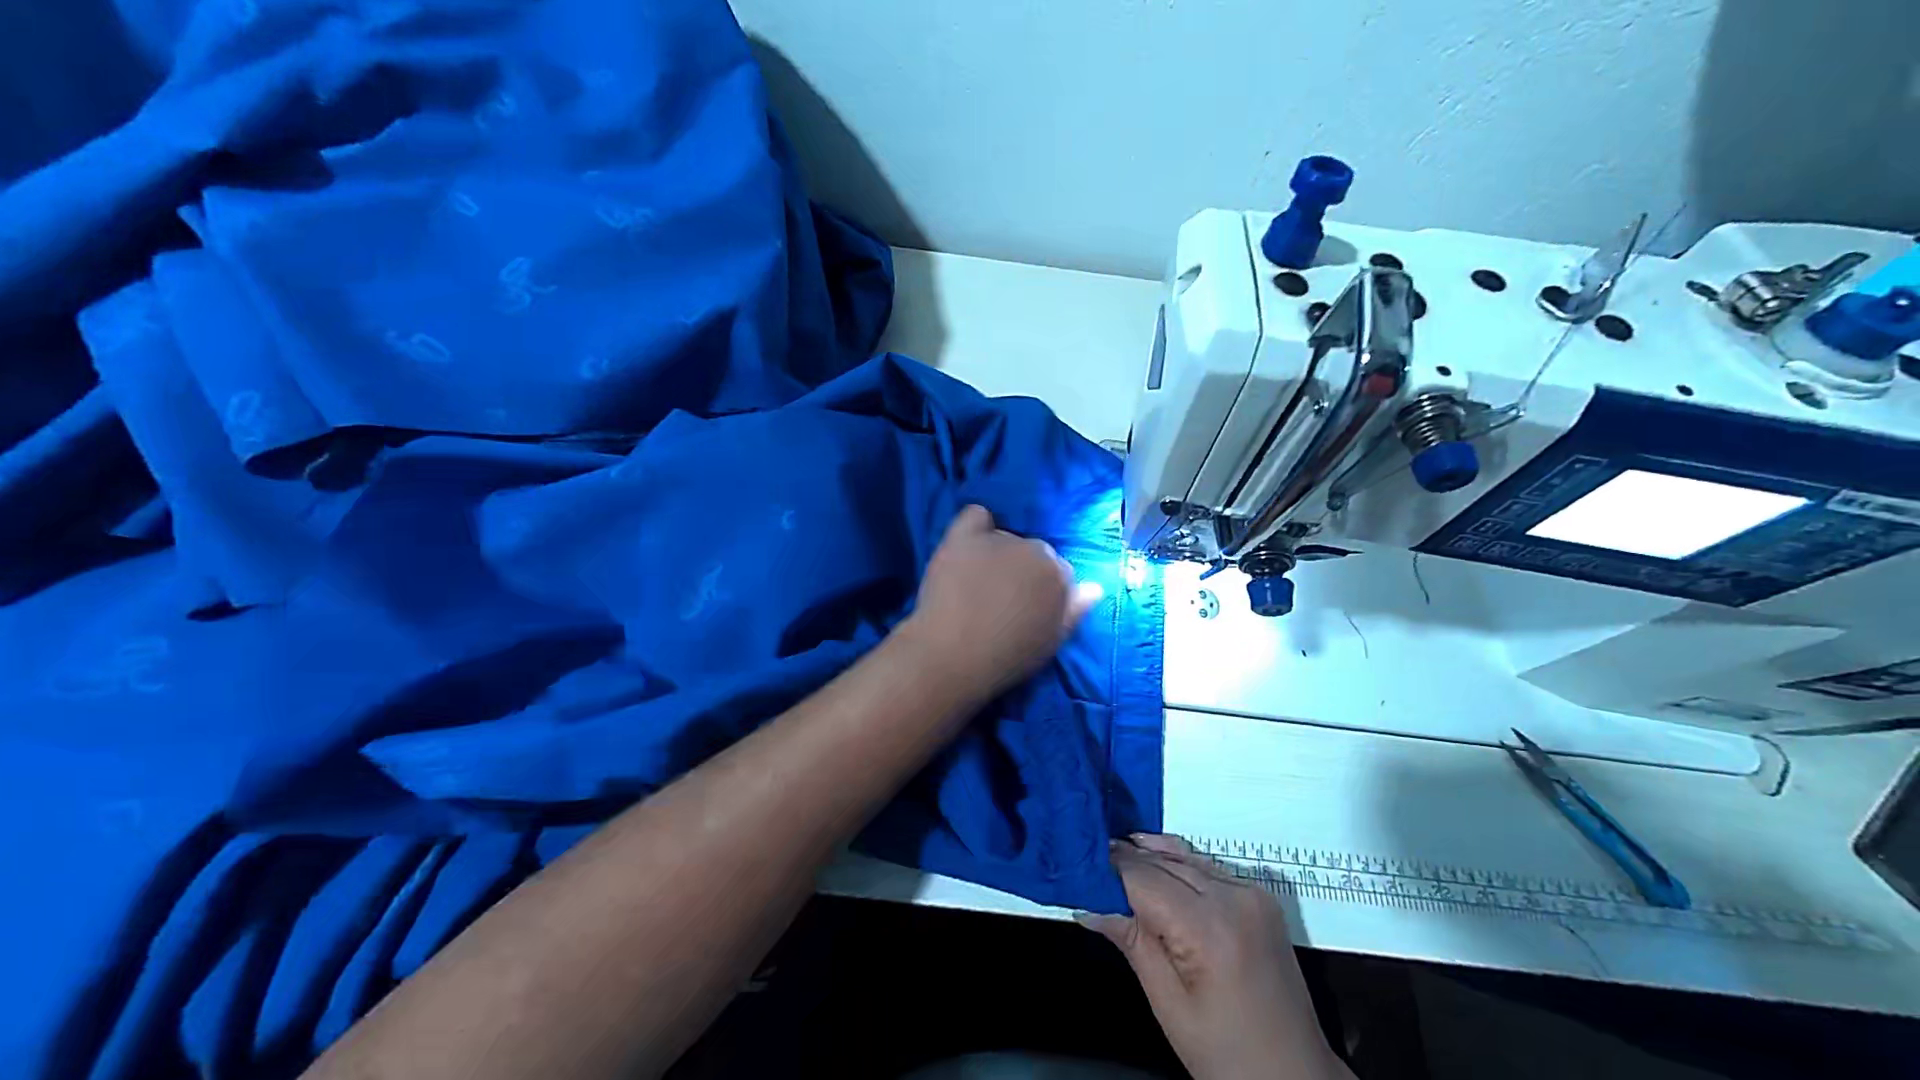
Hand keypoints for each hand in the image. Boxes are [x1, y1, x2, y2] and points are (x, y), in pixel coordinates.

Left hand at [898, 505, 1101, 699]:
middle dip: (1021, 570)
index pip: (1059, 571)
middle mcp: (1035, 549)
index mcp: (1060, 574)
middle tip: (1000, 598)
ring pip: (1004, 538)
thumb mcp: (1053, 641)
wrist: (953, 656)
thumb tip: (1093, 588)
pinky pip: (975, 516)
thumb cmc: (1008, 656)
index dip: (1043, 591)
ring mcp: (999, 540)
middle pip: (1033, 552)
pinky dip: (975, 528)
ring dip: (997, 554)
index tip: (1026, 609)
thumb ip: (1075, 611)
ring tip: (976, 585)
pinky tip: (967, 548)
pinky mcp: (963, 537)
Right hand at [1080, 835, 1352, 1079]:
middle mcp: (1235, 900)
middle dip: (1127, 860)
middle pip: (1164, 862)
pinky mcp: (1261, 897)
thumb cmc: (1231, 1055)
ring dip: (1152, 855)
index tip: (1081, 867)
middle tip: (1090, 859)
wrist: (1296, 1076)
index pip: (1144, 878)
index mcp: (1210, 930)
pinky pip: (1209, 866)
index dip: (1110, 870)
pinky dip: (1180, 862)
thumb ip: (1133, 944)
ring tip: (1115, 852)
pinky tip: (1157, 863)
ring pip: (1186, 856)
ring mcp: (1252, 895)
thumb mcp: (1169, 1006)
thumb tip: (1091, 908)